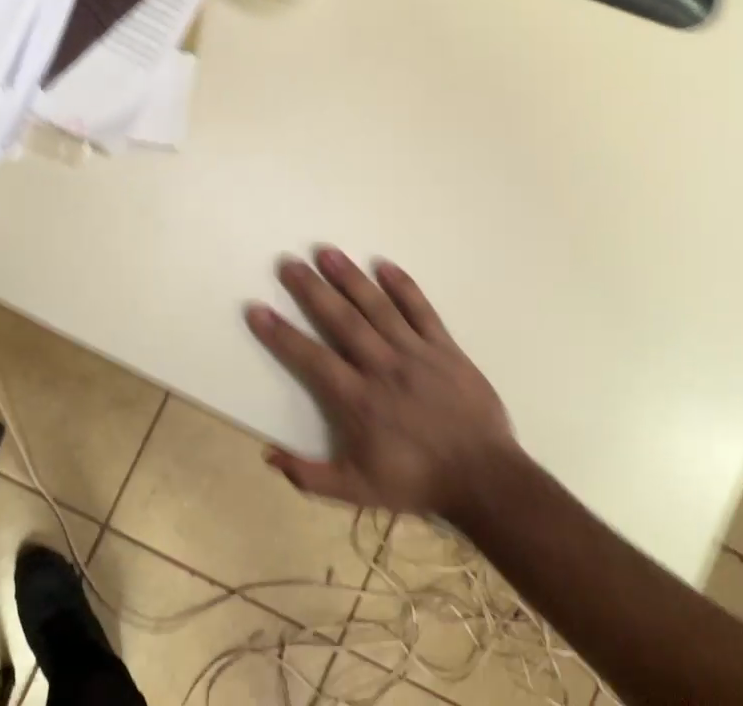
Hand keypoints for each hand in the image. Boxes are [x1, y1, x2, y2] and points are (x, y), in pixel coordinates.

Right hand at [245, 248, 521, 523]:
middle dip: (311, 290)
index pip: (310, 357)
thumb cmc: (416, 482)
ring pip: (377, 308)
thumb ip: (309, 476)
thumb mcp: (356, 490)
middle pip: (341, 320)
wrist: (486, 480)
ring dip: (350, 279)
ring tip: (327, 252)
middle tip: (289, 262)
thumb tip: (266, 455)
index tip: (257, 309)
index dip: (280, 333)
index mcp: (357, 398)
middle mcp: (382, 367)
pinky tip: (384, 265)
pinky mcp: (446, 351)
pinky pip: (422, 312)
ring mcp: (416, 355)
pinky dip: (403, 288)